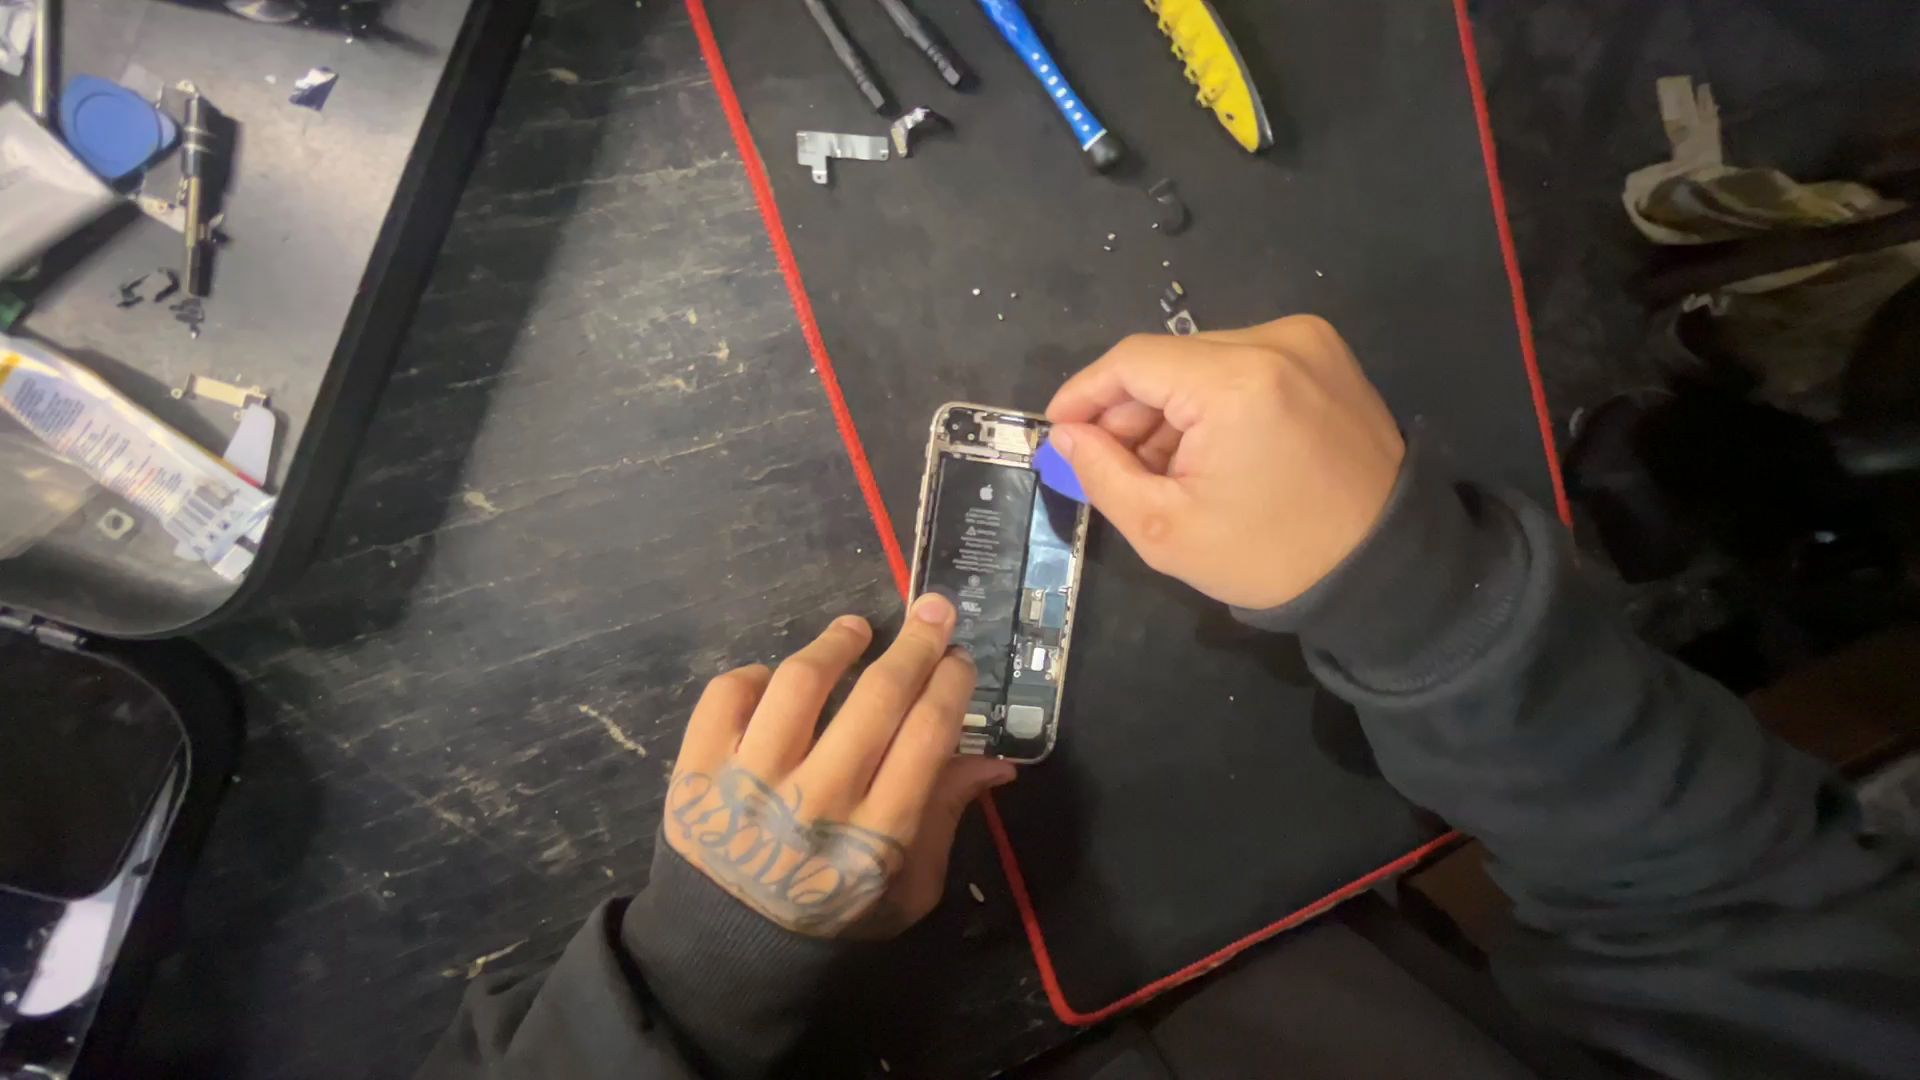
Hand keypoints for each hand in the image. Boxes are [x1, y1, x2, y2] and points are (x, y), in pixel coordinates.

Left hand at [662, 594, 1015, 938]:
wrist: (726, 952)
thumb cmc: (834, 915)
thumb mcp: (909, 887)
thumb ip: (947, 816)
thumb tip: (997, 760)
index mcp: (876, 836)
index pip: (927, 733)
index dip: (950, 682)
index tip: (957, 657)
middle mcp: (816, 800)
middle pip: (877, 696)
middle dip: (916, 643)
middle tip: (931, 612)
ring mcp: (749, 781)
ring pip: (800, 680)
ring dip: (837, 642)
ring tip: (855, 630)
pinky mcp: (696, 769)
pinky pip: (728, 693)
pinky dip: (757, 674)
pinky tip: (779, 680)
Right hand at [1046, 316, 1404, 609]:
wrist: (1381, 567)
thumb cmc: (1267, 555)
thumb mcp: (1163, 529)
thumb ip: (1100, 472)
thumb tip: (1065, 434)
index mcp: (1236, 382)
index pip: (1131, 361)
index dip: (1084, 392)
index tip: (1057, 429)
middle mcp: (1274, 341)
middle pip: (1166, 360)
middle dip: (1127, 411)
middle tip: (1109, 463)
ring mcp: (1306, 342)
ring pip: (1199, 362)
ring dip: (1166, 410)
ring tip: (1163, 468)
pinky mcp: (1323, 355)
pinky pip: (1238, 366)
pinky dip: (1207, 403)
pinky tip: (1206, 451)